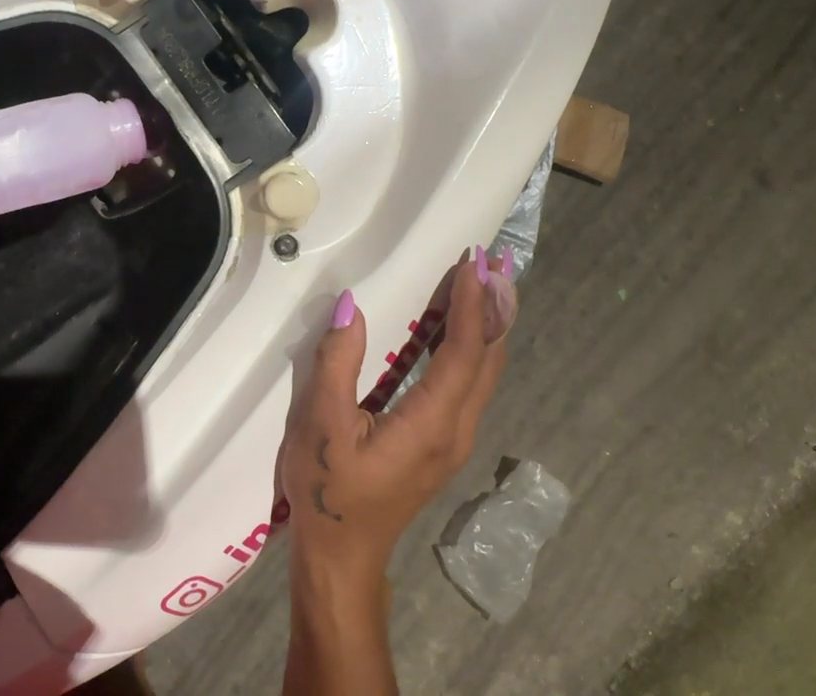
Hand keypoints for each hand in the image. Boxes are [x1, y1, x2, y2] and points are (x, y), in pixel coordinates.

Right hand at [279, 251, 516, 572]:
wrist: (342, 553)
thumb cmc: (328, 489)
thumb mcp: (321, 422)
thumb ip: (337, 362)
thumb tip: (351, 306)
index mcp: (431, 422)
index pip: (463, 352)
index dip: (470, 305)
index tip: (473, 263)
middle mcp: (456, 429)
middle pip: (488, 360)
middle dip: (494, 308)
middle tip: (494, 262)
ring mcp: (452, 440)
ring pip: (483, 373)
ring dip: (486, 326)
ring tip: (485, 285)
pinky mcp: (440, 444)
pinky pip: (468, 385)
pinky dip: (470, 348)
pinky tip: (453, 333)